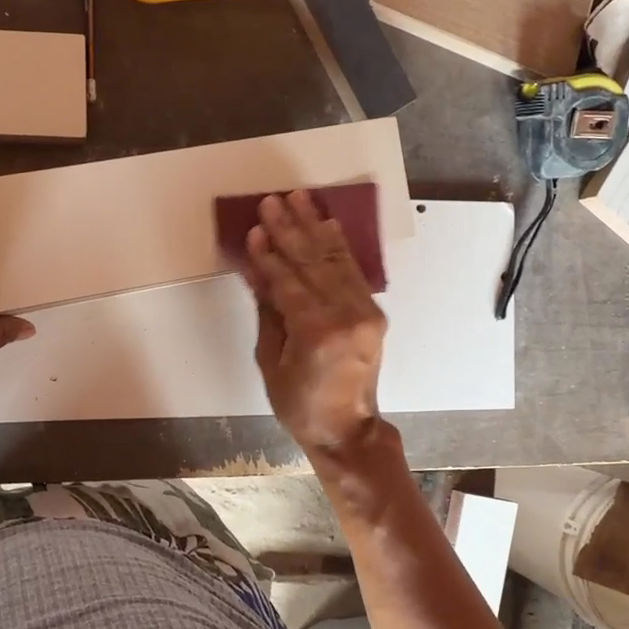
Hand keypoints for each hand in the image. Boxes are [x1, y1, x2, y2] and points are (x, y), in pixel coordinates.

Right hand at [244, 189, 388, 453]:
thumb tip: (258, 272)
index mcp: (316, 332)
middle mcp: (346, 316)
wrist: (347, 428)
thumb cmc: (300, 404)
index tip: (255, 227)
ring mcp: (365, 312)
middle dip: (290, 229)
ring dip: (315, 227)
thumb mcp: (271, 361)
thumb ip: (268, 312)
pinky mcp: (372, 312)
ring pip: (335, 260)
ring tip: (299, 199)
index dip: (269, 254)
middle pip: (313, 262)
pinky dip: (338, 246)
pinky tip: (326, 223)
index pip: (288, 280)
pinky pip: (352, 271)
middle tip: (272, 201)